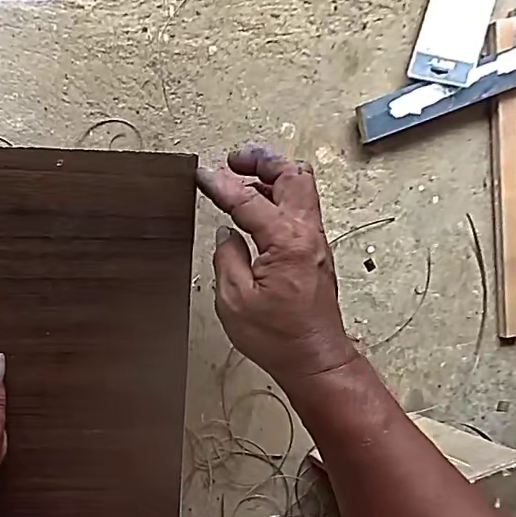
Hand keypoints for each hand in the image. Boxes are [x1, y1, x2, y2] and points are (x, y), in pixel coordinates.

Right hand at [195, 147, 358, 387]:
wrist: (312, 357)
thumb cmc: (276, 335)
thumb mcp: (234, 298)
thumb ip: (227, 258)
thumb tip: (226, 233)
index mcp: (286, 243)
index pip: (248, 201)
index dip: (221, 185)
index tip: (201, 174)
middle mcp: (307, 236)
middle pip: (293, 178)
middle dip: (262, 162)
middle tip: (234, 159)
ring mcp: (314, 243)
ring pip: (301, 190)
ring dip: (272, 176)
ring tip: (242, 175)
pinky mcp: (312, 253)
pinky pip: (299, 210)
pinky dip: (278, 196)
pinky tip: (256, 205)